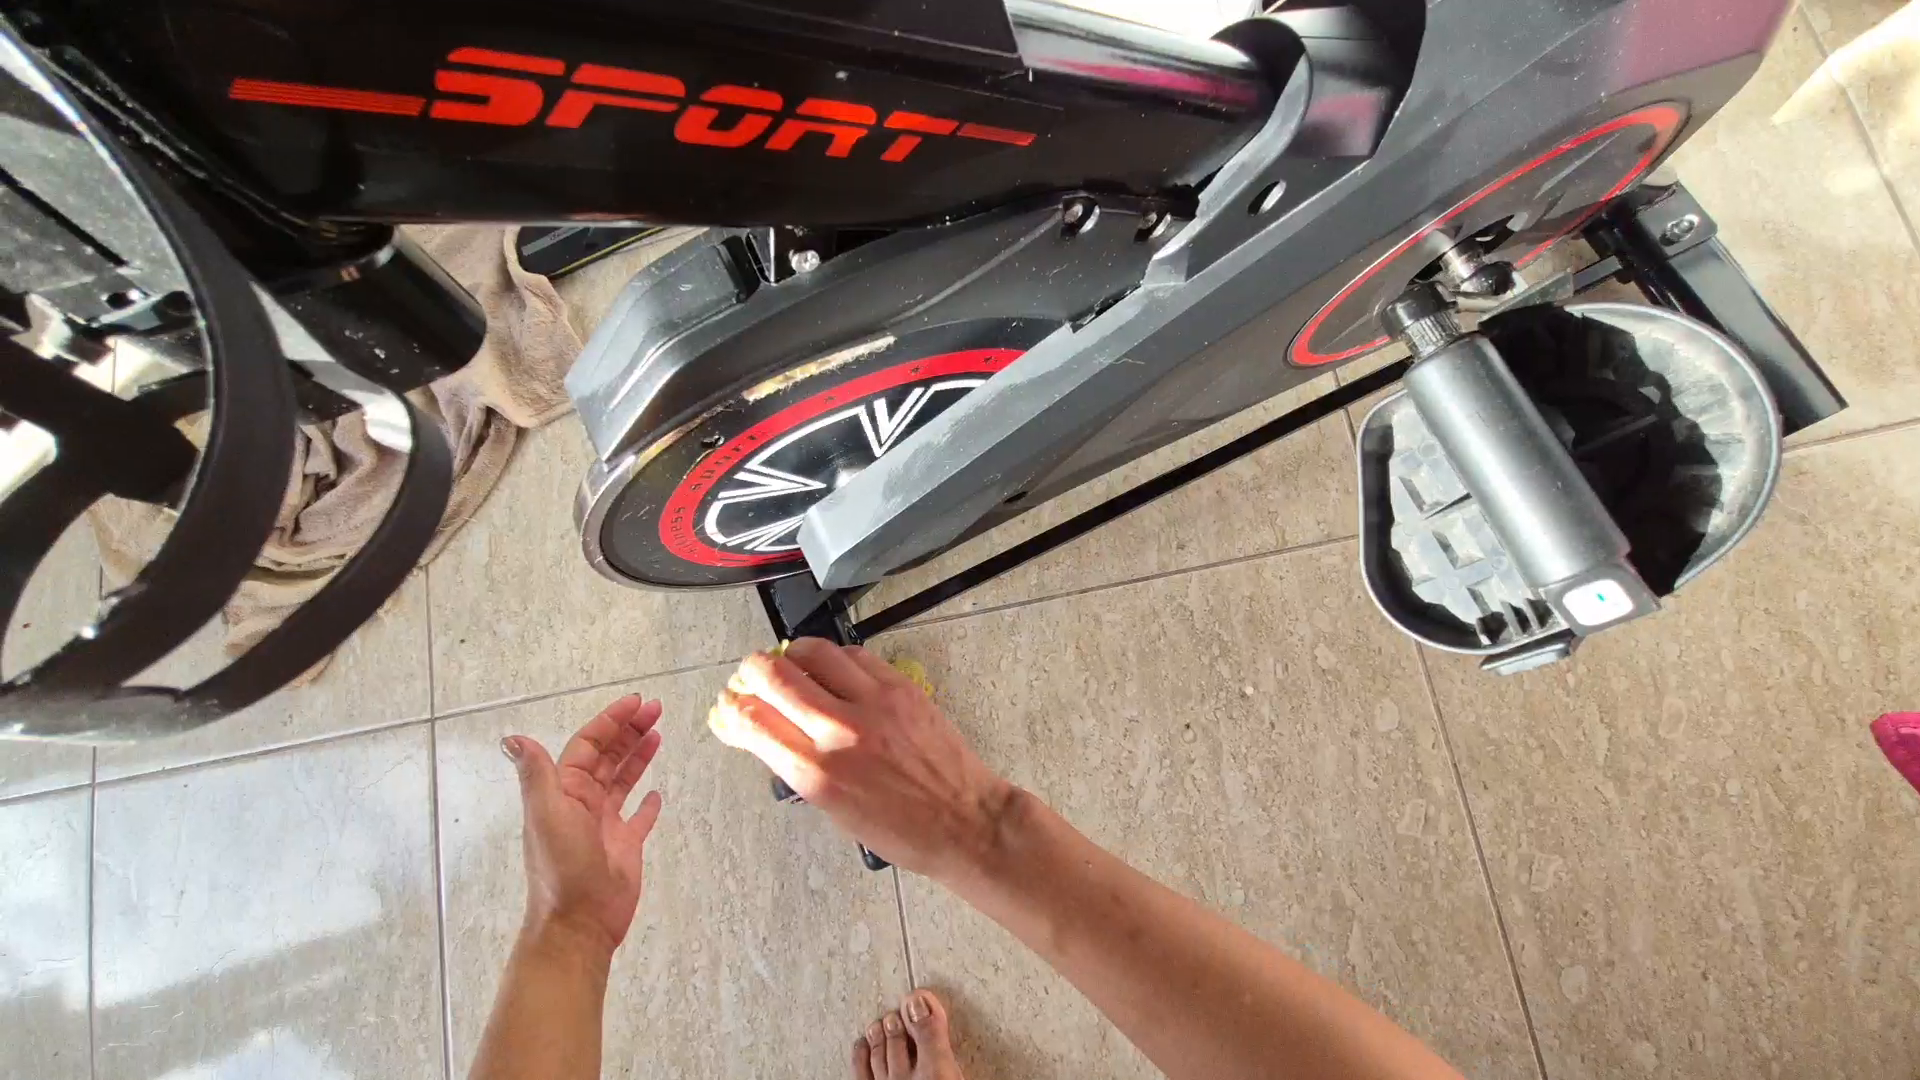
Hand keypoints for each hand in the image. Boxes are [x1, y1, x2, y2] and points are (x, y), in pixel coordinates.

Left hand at [501, 696, 664, 956]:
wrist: (579, 923)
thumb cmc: (564, 867)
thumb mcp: (547, 815)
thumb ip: (536, 775)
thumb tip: (512, 738)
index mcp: (565, 792)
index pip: (588, 745)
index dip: (610, 721)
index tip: (636, 703)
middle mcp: (583, 803)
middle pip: (607, 757)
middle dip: (629, 731)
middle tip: (657, 710)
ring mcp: (605, 825)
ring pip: (622, 780)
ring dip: (638, 756)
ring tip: (659, 734)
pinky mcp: (625, 846)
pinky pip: (638, 818)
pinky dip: (646, 804)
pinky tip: (657, 793)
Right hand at [707, 639, 1014, 879]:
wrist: (965, 819)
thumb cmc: (900, 830)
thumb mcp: (834, 810)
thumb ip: (796, 765)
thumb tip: (766, 729)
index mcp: (817, 774)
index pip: (752, 721)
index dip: (730, 709)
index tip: (727, 707)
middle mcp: (839, 730)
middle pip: (775, 675)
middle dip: (750, 671)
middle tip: (749, 676)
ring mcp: (873, 702)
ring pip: (814, 652)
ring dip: (790, 654)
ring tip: (787, 664)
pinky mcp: (901, 686)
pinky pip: (854, 655)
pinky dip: (832, 657)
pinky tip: (829, 668)